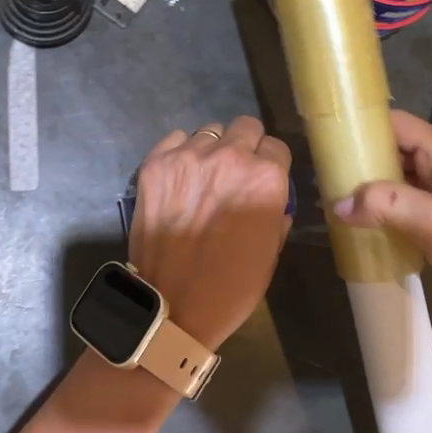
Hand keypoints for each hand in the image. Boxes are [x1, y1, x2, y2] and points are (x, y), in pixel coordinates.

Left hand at [130, 116, 292, 348]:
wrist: (173, 305)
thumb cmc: (231, 287)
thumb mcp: (270, 253)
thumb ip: (275, 215)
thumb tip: (274, 201)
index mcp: (265, 178)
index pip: (275, 147)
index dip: (270, 163)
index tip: (262, 177)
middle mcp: (229, 157)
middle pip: (245, 127)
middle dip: (245, 146)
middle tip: (235, 172)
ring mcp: (189, 156)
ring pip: (209, 132)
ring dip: (212, 150)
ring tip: (203, 177)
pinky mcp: (156, 163)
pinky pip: (175, 139)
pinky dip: (180, 152)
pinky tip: (179, 177)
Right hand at [334, 110, 431, 347]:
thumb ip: (389, 204)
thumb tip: (339, 204)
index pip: (400, 125)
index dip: (366, 126)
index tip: (330, 136)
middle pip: (395, 150)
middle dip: (361, 159)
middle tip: (323, 171)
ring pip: (395, 180)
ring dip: (367, 188)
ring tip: (331, 195)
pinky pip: (400, 208)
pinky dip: (378, 211)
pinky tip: (354, 221)